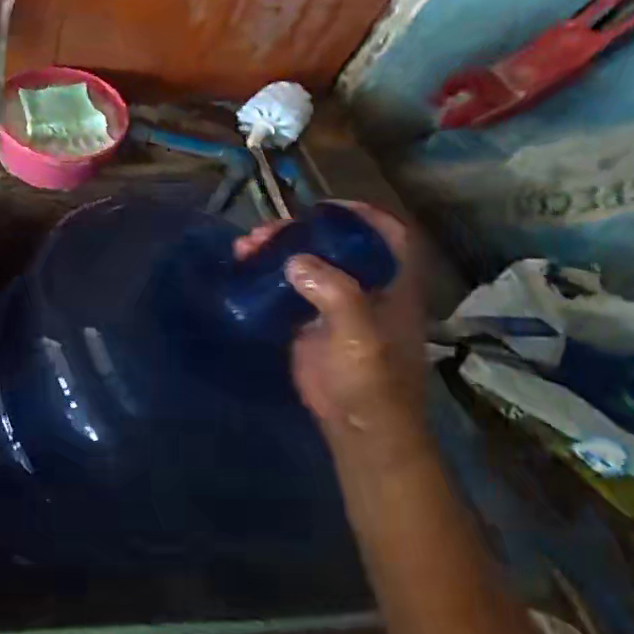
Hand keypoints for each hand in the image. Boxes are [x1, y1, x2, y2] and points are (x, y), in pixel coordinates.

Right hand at [233, 201, 428, 455]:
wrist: (357, 426)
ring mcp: (333, 303)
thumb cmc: (371, 380)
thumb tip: (295, 261)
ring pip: (305, 263)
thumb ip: (335, 294)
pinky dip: (264, 275)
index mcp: (390, 284)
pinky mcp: (307, 321)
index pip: (386, 235)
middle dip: (299, 232)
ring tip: (245, 247)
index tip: (322, 207)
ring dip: (275, 251)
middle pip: (333, 244)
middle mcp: (363, 287)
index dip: (359, 214)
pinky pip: (285, 287)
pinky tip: (243, 269)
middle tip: (265, 232)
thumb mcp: (360, 335)